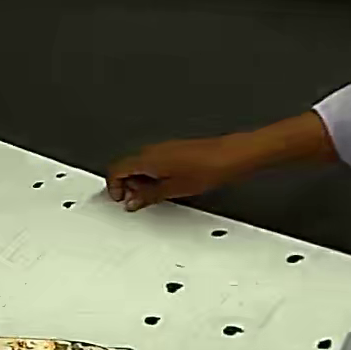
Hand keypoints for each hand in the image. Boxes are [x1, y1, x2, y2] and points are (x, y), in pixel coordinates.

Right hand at [103, 134, 261, 210]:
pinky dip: (154, 173)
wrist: (237, 155)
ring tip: (153, 194)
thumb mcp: (172, 190)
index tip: (119, 198)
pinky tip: (168, 184)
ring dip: (141, 180)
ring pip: (140, 164)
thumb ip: (147, 197)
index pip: (115, 170)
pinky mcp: (177, 149)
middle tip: (135, 199)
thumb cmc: (210, 168)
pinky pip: (155, 161)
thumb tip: (133, 202)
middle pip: (126, 166)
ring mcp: (165, 148)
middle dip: (127, 184)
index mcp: (145, 159)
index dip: (113, 187)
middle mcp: (152, 150)